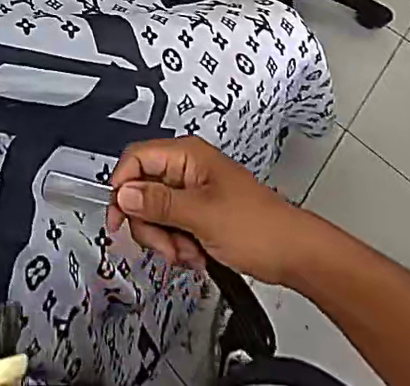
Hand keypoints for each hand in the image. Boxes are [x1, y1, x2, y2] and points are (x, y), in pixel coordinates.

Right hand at [107, 135, 322, 285]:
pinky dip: (177, 246)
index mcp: (188, 155)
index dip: (122, 187)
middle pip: (141, 190)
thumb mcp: (202, 214)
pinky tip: (196, 254)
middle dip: (149, 224)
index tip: (119, 218)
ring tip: (188, 250)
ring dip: (165, 240)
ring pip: (153, 213)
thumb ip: (159, 203)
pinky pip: (170, 228)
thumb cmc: (259, 225)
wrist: (290, 252)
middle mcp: (188, 168)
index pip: (136, 158)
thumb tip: (125, 193)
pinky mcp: (197, 213)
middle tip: (167, 242)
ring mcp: (192, 192)